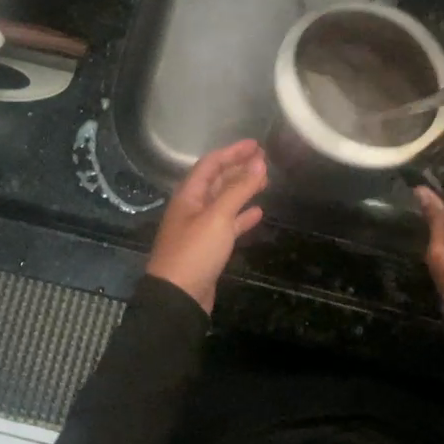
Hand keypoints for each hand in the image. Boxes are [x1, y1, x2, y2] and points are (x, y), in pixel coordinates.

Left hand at [147, 139, 269, 312]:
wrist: (178, 299)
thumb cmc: (194, 252)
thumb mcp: (218, 217)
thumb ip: (239, 189)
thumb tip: (259, 163)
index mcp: (189, 195)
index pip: (211, 164)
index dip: (233, 152)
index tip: (256, 145)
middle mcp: (192, 208)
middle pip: (217, 181)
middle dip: (239, 169)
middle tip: (263, 161)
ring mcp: (200, 228)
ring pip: (224, 202)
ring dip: (242, 190)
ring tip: (265, 182)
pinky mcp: (208, 248)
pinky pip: (227, 225)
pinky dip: (242, 217)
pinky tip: (258, 213)